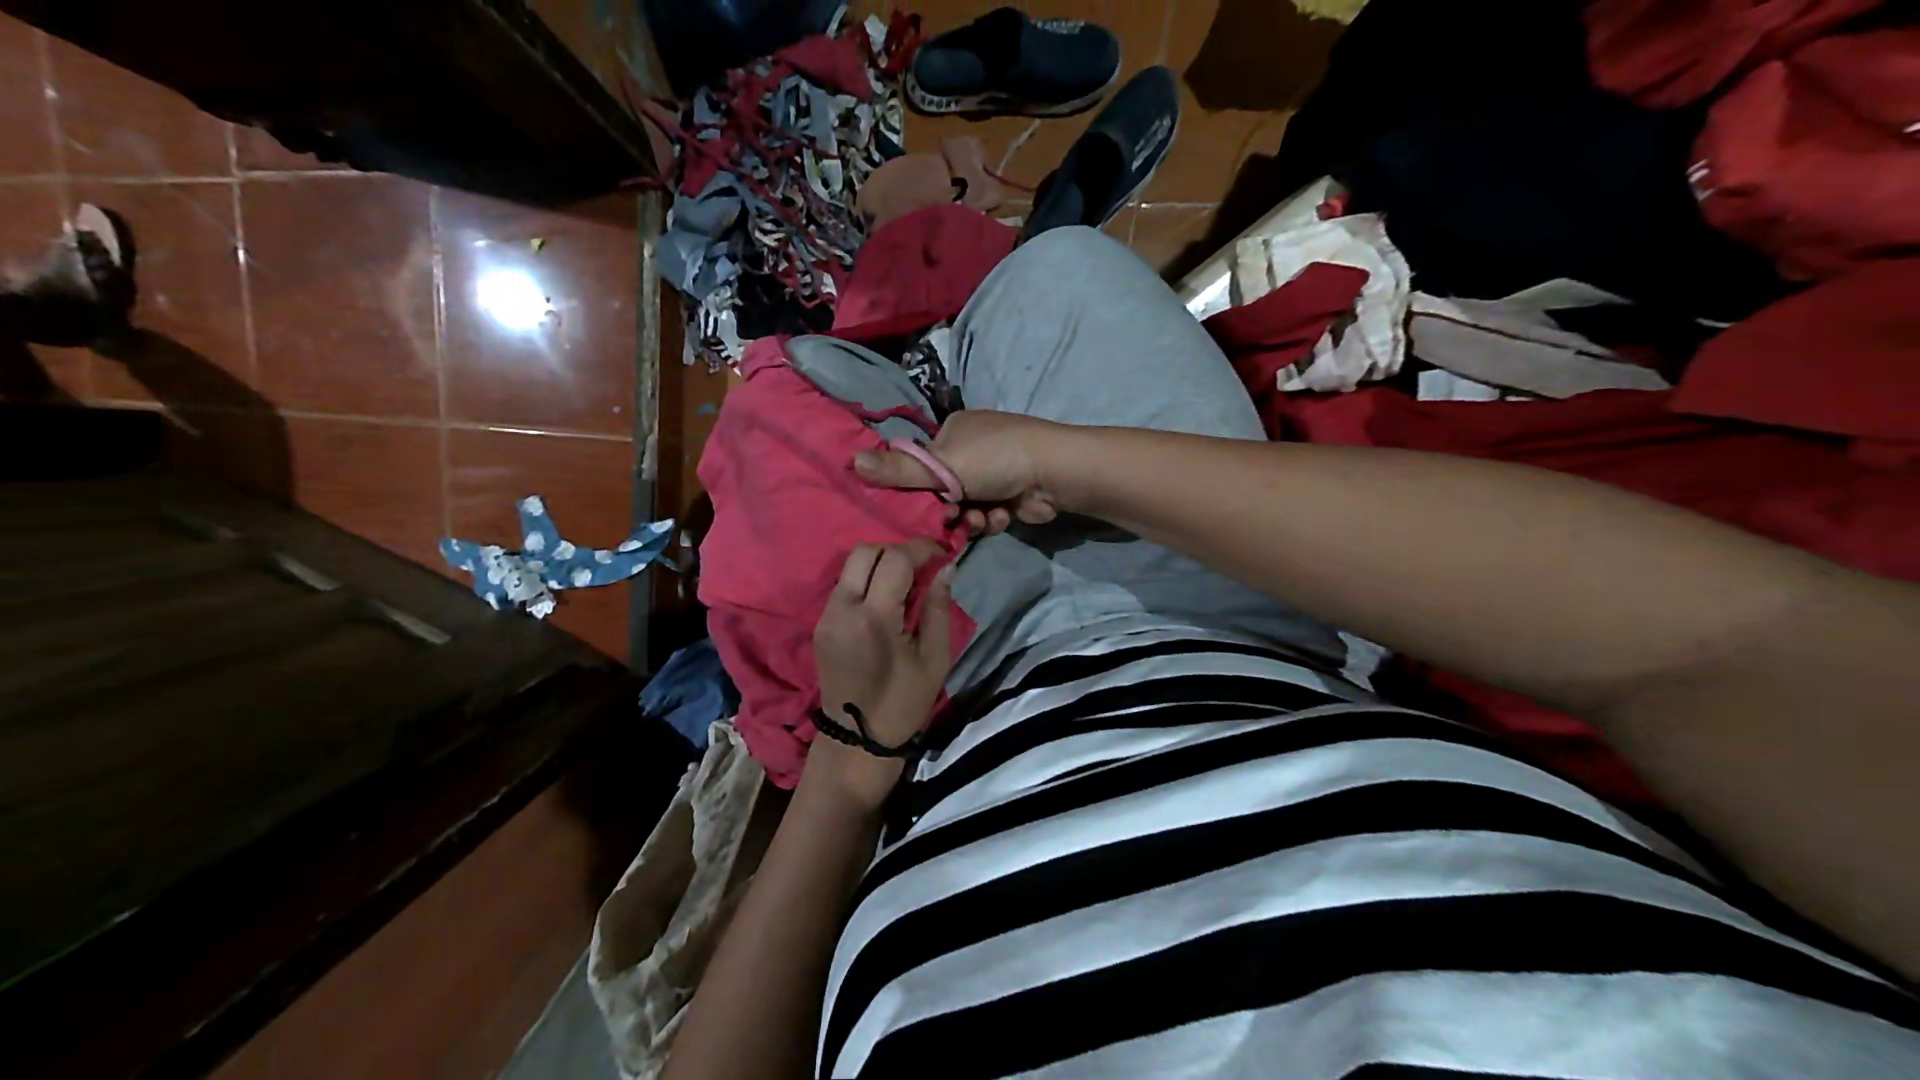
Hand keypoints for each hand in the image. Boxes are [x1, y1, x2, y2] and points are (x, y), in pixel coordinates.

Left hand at [809, 542, 954, 805]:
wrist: (857, 739)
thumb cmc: (904, 703)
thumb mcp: (935, 658)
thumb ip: (938, 608)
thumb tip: (944, 569)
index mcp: (874, 618)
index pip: (895, 559)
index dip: (921, 549)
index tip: (942, 554)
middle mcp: (843, 609)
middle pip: (865, 551)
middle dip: (897, 551)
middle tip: (922, 568)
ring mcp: (826, 616)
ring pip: (851, 566)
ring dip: (880, 564)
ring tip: (906, 584)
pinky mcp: (821, 625)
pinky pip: (844, 586)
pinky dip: (867, 581)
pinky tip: (887, 601)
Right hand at [853, 411, 1068, 536]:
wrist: (1054, 472)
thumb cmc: (994, 459)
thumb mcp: (941, 465)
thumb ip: (898, 470)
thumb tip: (850, 462)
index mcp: (951, 431)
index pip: (920, 465)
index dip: (917, 491)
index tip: (918, 510)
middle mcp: (970, 449)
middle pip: (943, 491)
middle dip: (949, 510)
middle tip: (954, 518)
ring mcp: (993, 471)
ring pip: (966, 507)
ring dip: (972, 519)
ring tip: (981, 519)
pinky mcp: (1010, 494)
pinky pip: (988, 514)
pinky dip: (992, 519)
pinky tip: (1001, 517)